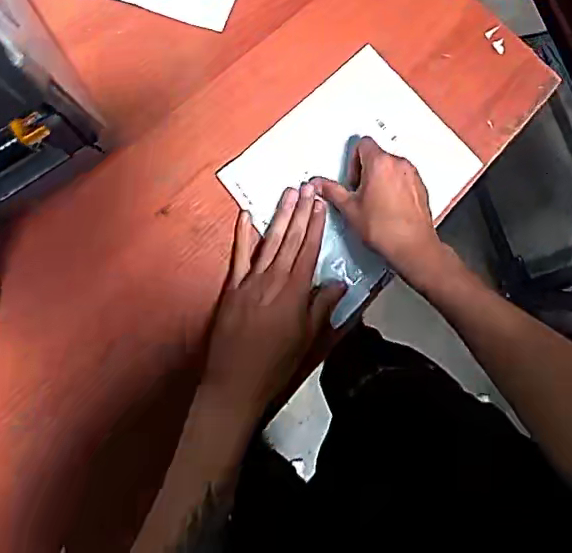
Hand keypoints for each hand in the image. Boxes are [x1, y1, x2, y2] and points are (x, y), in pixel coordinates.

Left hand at [201, 188, 345, 415]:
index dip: (315, 225)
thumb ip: (322, 306)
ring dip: (279, 215)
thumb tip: (339, 283)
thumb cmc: (276, 363)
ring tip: (288, 193)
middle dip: (301, 212)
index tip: (320, 204)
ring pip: (269, 241)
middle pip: (290, 239)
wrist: (235, 383)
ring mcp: (250, 280)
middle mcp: (273, 279)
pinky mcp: (233, 287)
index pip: (308, 250)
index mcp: (294, 291)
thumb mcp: (307, 338)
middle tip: (307, 187)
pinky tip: (246, 216)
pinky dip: (243, 235)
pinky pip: (239, 255)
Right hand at [309, 137, 445, 277]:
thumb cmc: (385, 229)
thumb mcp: (350, 209)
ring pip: (391, 167)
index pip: (363, 143)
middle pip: (377, 155)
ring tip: (375, 202)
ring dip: (381, 178)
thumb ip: (332, 191)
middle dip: (366, 171)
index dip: (353, 160)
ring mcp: (412, 174)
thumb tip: (320, 184)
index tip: (352, 179)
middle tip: (361, 193)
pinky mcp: (420, 186)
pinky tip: (389, 207)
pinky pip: (404, 178)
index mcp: (379, 163)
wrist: (412, 247)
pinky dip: (395, 186)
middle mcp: (398, 164)